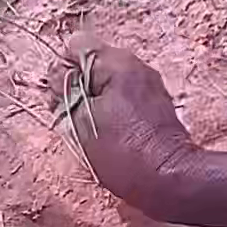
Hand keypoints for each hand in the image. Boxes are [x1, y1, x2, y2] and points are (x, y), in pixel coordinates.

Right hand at [55, 36, 202, 218]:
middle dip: (78, 89)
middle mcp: (136, 66)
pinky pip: (124, 102)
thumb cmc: (123, 152)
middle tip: (73, 120)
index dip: (61, 71)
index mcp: (117, 62)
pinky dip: (112, 114)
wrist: (169, 180)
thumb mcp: (82, 121)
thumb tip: (57, 74)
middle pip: (93, 66)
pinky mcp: (156, 108)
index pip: (76, 47)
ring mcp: (149, 87)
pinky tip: (111, 138)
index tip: (60, 100)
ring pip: (108, 85)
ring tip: (91, 133)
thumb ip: (65, 91)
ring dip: (94, 105)